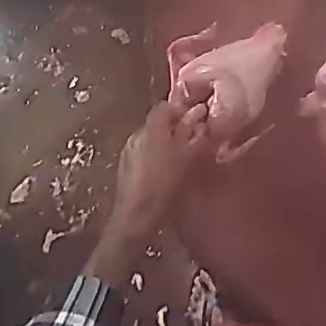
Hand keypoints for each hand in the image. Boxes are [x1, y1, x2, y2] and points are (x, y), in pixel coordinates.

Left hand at [107, 99, 213, 238]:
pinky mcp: (125, 167)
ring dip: (166, 142)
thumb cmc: (165, 184)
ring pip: (151, 138)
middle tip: (194, 139)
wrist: (135, 218)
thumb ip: (195, 135)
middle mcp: (137, 134)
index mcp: (152, 128)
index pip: (166, 107)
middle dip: (176, 127)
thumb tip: (199, 116)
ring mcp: (129, 150)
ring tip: (182, 157)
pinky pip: (144, 152)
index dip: (182, 110)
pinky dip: (157, 155)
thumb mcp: (188, 159)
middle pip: (158, 122)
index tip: (197, 119)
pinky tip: (167, 170)